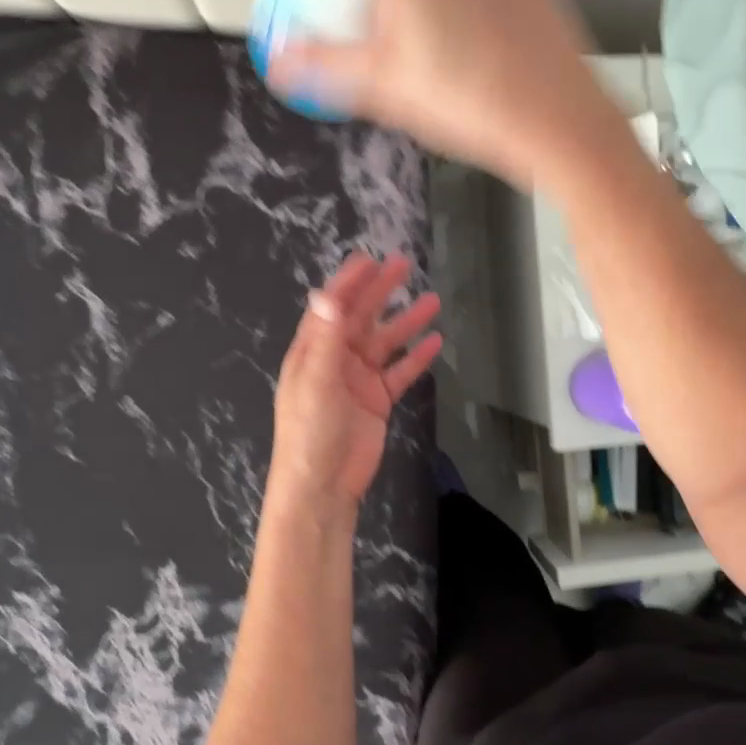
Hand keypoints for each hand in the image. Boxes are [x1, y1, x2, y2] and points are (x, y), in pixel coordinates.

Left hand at [269, 253, 441, 511]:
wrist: (322, 486)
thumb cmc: (310, 433)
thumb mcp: (316, 382)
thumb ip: (327, 339)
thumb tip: (330, 295)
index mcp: (313, 352)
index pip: (332, 308)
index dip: (350, 282)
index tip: (370, 259)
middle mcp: (335, 360)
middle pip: (361, 318)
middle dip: (380, 292)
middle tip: (404, 265)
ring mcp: (358, 381)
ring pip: (386, 343)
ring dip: (406, 321)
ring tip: (432, 299)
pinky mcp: (377, 402)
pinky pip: (400, 373)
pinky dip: (416, 358)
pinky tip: (435, 342)